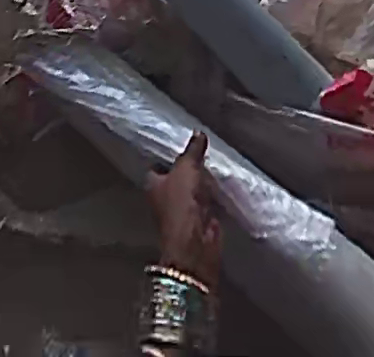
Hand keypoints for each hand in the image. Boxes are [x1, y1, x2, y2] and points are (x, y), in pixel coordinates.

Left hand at [146, 132, 221, 287]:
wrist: (195, 243)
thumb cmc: (182, 202)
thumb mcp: (186, 168)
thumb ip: (192, 150)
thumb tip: (198, 131)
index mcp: (153, 185)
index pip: (156, 165)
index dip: (166, 155)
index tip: (181, 142)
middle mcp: (163, 197)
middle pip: (174, 176)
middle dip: (186, 165)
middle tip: (202, 148)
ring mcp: (180, 209)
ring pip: (190, 188)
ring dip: (200, 179)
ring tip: (214, 160)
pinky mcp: (197, 219)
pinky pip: (203, 199)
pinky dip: (210, 192)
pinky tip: (220, 180)